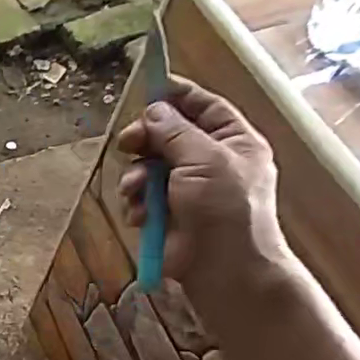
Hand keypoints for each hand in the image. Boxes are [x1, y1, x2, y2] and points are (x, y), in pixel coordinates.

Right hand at [116, 78, 285, 286]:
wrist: (224, 270)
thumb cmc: (225, 210)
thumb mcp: (205, 161)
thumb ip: (176, 133)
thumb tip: (153, 111)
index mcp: (232, 142)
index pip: (203, 107)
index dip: (177, 97)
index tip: (148, 89)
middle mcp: (209, 163)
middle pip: (168, 137)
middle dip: (145, 141)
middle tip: (126, 143)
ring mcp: (186, 192)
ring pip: (148, 170)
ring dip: (137, 179)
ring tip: (135, 192)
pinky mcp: (166, 217)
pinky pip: (142, 200)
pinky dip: (137, 206)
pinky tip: (140, 216)